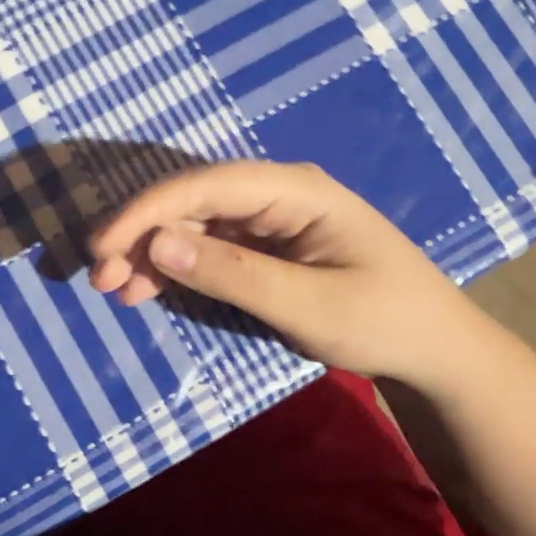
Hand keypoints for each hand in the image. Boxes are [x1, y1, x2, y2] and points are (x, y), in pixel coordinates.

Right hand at [88, 161, 474, 382]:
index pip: (206, 184)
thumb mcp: (308, 305)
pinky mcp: (267, 248)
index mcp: (297, 190)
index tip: (104, 245)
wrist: (434, 350)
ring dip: (152, 252)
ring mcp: (271, 220)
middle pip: (194, 200)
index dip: (148, 210)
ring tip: (116, 289)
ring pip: (194, 223)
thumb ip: (233, 274)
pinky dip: (175, 268)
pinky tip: (146, 290)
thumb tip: (159, 243)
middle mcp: (278, 194)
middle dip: (142, 234)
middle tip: (101, 277)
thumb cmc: (384, 322)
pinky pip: (209, 247)